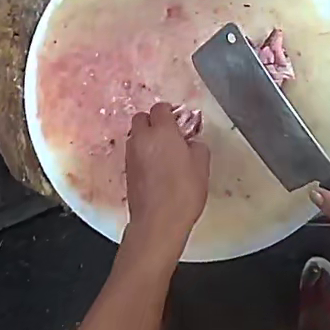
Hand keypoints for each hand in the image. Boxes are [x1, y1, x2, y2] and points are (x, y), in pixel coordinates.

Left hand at [122, 103, 209, 264]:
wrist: (158, 221)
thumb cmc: (184, 190)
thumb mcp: (202, 164)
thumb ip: (196, 145)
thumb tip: (189, 143)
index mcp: (161, 131)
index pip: (160, 108)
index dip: (171, 112)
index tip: (181, 122)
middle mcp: (141, 139)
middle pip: (141, 118)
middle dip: (154, 122)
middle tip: (170, 134)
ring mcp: (131, 155)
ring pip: (136, 136)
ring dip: (147, 138)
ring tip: (164, 153)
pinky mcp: (127, 171)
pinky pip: (134, 153)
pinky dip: (143, 154)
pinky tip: (157, 168)